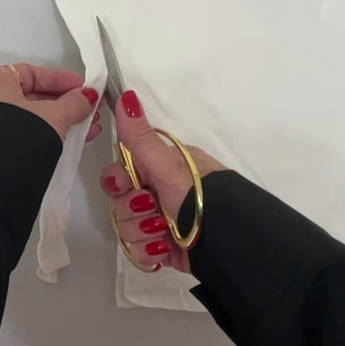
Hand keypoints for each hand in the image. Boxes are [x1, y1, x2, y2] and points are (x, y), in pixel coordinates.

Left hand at [0, 63, 98, 139]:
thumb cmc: (18, 136)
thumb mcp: (54, 115)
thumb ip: (74, 103)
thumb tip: (89, 96)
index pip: (32, 73)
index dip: (60, 79)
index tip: (84, 86)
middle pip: (36, 95)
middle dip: (67, 102)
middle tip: (91, 106)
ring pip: (37, 117)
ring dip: (65, 119)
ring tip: (90, 126)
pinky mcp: (2, 146)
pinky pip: (33, 133)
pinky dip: (54, 133)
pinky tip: (76, 139)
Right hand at [99, 90, 224, 272]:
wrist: (228, 243)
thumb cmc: (199, 197)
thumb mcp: (167, 166)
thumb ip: (139, 136)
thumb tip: (125, 94)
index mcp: (158, 169)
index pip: (118, 172)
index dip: (116, 181)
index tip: (125, 185)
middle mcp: (156, 193)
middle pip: (119, 202)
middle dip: (132, 210)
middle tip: (153, 210)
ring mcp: (159, 222)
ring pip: (126, 227)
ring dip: (143, 231)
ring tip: (165, 232)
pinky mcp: (162, 248)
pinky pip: (138, 251)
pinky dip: (150, 251)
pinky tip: (165, 248)